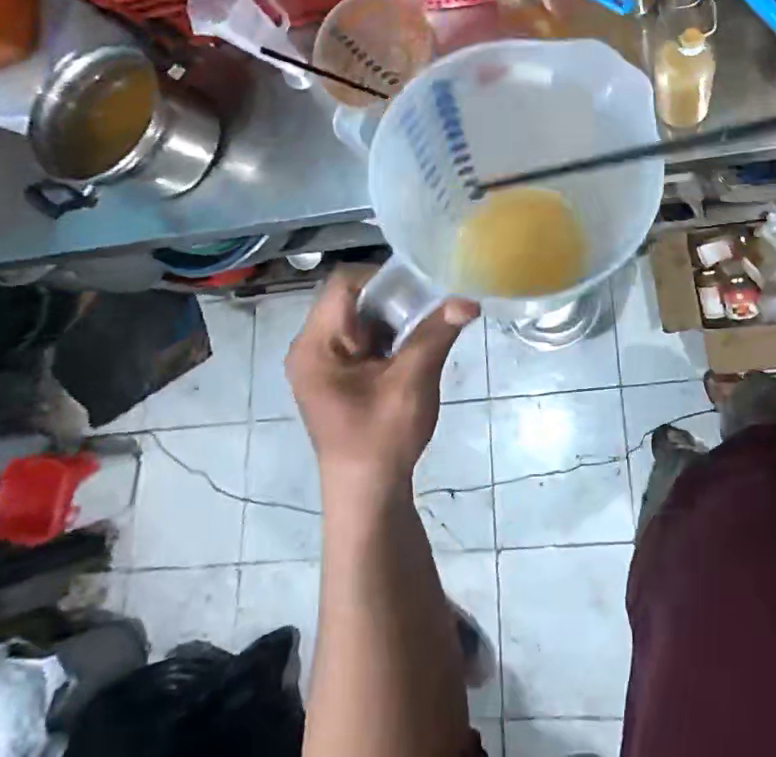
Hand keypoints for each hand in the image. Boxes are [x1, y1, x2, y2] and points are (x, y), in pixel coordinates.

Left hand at [286, 265, 478, 489]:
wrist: (368, 496)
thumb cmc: (382, 439)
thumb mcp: (411, 383)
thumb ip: (435, 335)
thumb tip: (467, 299)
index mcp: (314, 345)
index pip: (343, 285)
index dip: (383, 279)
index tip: (420, 288)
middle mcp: (308, 347)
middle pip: (348, 300)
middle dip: (391, 301)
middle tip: (428, 305)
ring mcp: (319, 363)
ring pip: (356, 320)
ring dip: (391, 320)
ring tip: (425, 325)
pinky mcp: (334, 376)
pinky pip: (358, 341)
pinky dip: (385, 338)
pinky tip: (412, 347)